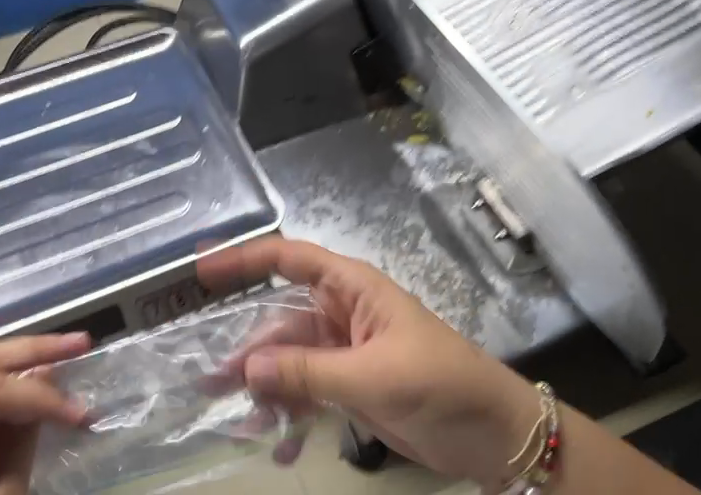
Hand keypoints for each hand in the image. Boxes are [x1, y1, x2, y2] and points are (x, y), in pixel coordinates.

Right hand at [197, 238, 541, 488]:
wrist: (498, 437)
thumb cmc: (442, 385)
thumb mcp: (374, 376)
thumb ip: (310, 373)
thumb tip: (247, 368)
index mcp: (351, 288)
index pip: (288, 260)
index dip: (243, 260)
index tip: (201, 270)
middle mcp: (341, 312)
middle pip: (279, 321)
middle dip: (248, 349)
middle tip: (211, 381)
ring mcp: (344, 351)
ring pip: (288, 360)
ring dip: (266, 389)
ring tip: (243, 422)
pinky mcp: (351, 386)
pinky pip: (306, 391)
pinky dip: (290, 413)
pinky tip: (278, 441)